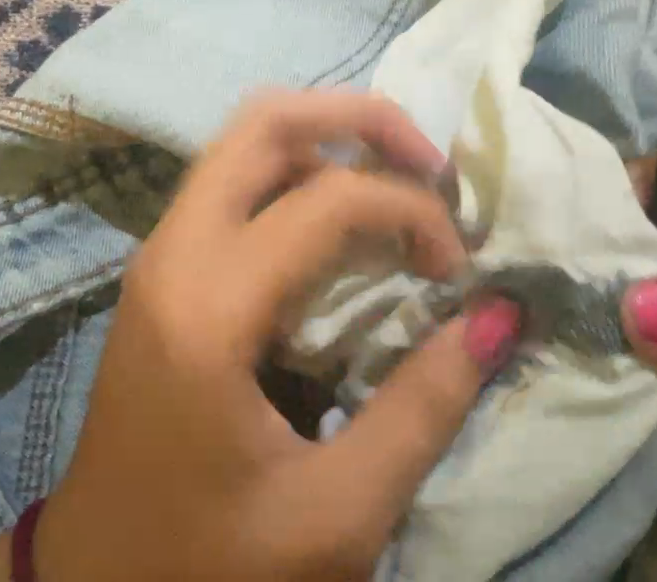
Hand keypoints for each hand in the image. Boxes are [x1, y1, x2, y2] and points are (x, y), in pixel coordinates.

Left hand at [33, 91, 524, 581]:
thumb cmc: (208, 562)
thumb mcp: (335, 513)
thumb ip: (423, 409)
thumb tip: (497, 316)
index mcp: (207, 306)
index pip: (326, 200)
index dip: (411, 211)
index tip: (459, 269)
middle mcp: (172, 252)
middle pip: (264, 122)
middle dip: (359, 120)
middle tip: (429, 166)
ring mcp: (159, 254)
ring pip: (243, 144)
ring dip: (326, 142)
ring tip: (396, 185)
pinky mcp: (162, 271)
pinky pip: (231, 185)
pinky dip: (296, 177)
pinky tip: (342, 225)